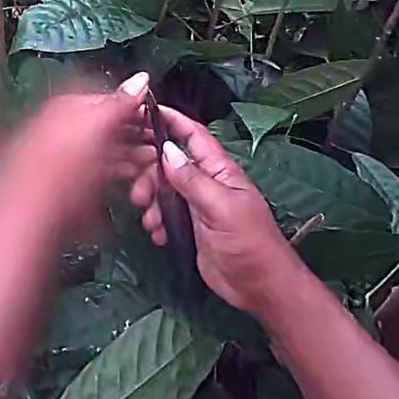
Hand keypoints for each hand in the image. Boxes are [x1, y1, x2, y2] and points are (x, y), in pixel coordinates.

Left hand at [0, 73, 155, 235]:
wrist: (27, 216)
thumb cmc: (58, 168)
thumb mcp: (94, 126)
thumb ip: (119, 103)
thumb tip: (142, 78)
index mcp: (70, 107)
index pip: (113, 99)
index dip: (138, 110)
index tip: (158, 124)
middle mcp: (69, 127)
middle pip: (113, 125)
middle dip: (139, 137)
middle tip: (159, 149)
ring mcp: (71, 155)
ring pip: (111, 150)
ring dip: (134, 158)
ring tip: (152, 167)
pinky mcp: (74, 181)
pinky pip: (104, 171)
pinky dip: (121, 173)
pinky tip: (136, 181)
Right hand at [129, 104, 306, 313]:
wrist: (260, 287)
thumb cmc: (249, 243)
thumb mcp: (221, 207)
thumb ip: (193, 180)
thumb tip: (167, 150)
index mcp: (220, 170)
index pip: (194, 135)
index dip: (173, 121)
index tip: (146, 111)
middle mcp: (207, 182)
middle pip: (171, 162)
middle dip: (151, 172)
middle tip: (139, 193)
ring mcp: (198, 204)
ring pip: (165, 188)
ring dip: (151, 200)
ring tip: (149, 220)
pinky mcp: (191, 226)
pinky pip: (166, 213)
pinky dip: (157, 220)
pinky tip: (158, 234)